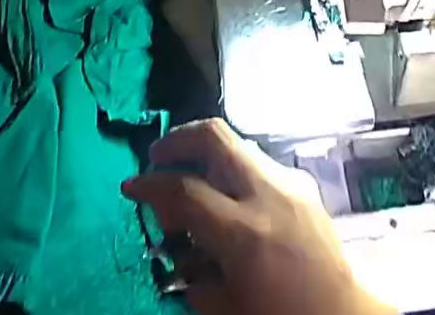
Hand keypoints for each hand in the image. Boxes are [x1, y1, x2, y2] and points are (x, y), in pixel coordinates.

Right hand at [121, 119, 391, 314]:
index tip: (131, 186)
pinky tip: (229, 196)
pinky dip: (235, 169)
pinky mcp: (303, 181)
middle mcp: (267, 193)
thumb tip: (170, 237)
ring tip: (190, 176)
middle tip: (158, 155)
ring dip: (207, 152)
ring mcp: (289, 181)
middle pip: (215, 137)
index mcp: (244, 233)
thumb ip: (192, 270)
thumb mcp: (226, 307)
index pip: (184, 191)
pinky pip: (259, 163)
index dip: (151, 186)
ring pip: (238, 144)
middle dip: (179, 138)